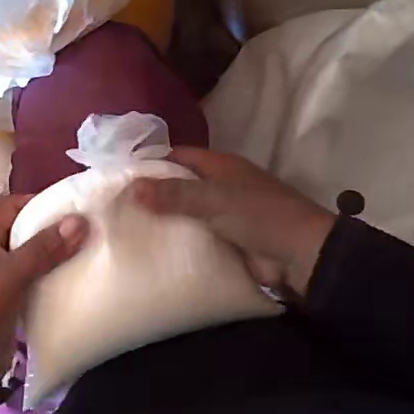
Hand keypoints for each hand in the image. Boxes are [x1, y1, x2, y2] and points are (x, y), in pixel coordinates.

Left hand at [0, 194, 87, 404]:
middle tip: (90, 228)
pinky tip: (78, 286)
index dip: (34, 200)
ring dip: (56, 257)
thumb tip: (80, 219)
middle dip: (52, 229)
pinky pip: (35, 287)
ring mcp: (0, 284)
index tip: (70, 204)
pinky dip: (54, 283)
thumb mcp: (8, 276)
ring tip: (92, 253)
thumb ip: (42, 249)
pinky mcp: (10, 309)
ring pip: (31, 261)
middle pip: (22, 233)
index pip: (7, 207)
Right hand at [126, 147, 335, 292]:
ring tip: (123, 229)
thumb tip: (131, 187)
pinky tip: (149, 250)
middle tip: (114, 207)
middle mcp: (218, 187)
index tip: (119, 176)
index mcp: (220, 167)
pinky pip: (191, 238)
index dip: (150, 163)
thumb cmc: (260, 216)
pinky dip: (174, 242)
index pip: (177, 157)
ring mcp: (221, 216)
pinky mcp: (222, 242)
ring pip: (182, 214)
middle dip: (150, 195)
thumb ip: (173, 194)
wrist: (300, 257)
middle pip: (176, 186)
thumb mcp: (214, 200)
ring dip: (160, 221)